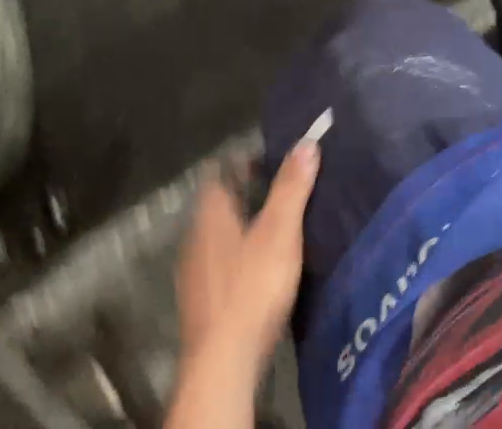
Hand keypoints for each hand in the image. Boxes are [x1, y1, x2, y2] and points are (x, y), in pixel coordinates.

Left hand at [175, 139, 320, 380]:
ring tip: (279, 224)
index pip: (220, 172)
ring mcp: (195, 271)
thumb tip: (306, 142)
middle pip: (219, 203)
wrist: (224, 360)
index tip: (272, 155)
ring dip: (244, 225)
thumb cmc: (252, 286)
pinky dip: (241, 255)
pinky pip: (222, 263)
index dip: (243, 160)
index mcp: (211, 214)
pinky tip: (263, 267)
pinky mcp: (203, 300)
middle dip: (247, 192)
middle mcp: (196, 237)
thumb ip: (291, 187)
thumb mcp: (280, 231)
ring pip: (220, 235)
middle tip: (283, 187)